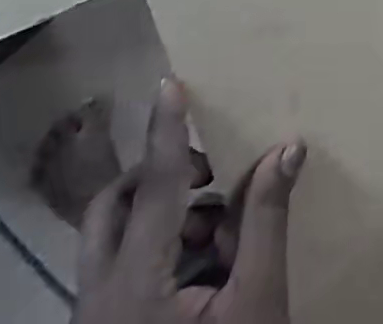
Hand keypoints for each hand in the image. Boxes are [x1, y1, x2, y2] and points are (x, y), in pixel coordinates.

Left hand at [74, 79, 304, 323]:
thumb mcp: (258, 301)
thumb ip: (267, 219)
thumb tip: (288, 147)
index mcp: (134, 287)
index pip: (154, 188)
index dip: (166, 131)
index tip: (170, 82)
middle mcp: (97, 299)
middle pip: (111, 207)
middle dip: (159, 178)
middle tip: (209, 176)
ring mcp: (95, 318)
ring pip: (109, 236)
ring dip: (163, 215)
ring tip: (219, 234)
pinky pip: (119, 265)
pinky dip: (159, 248)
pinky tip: (207, 270)